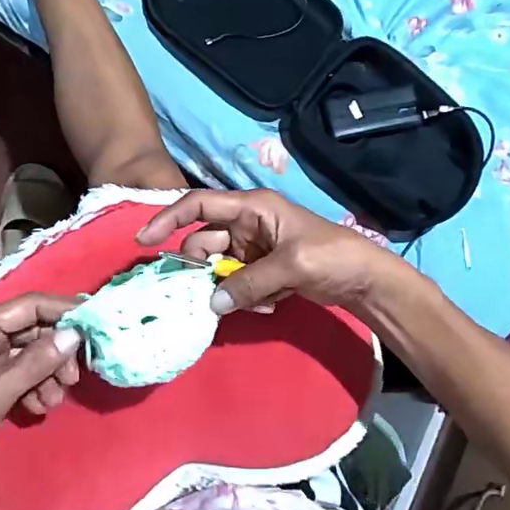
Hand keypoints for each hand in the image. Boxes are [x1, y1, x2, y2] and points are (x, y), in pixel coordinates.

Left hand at [0, 292, 81, 493]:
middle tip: (75, 377)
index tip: (95, 325)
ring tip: (55, 400)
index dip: (63, 311)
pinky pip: (17, 375)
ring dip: (47, 374)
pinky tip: (39, 407)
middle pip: (31, 330)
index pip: (29, 305)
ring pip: (27, 355)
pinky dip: (33, 388)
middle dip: (56, 352)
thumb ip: (37, 361)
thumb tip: (75, 334)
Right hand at [135, 190, 403, 314]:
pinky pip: (236, 284)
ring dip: (225, 288)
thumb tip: (211, 304)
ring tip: (248, 302)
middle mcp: (248, 224)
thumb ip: (248, 283)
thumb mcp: (291, 266)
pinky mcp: (261, 271)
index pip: (200, 204)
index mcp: (253, 208)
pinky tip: (271, 304)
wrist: (364, 279)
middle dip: (198, 267)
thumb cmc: (332, 257)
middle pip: (203, 241)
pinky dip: (244, 297)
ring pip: (218, 267)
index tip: (144, 240)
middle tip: (198, 292)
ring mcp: (254, 249)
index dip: (169, 218)